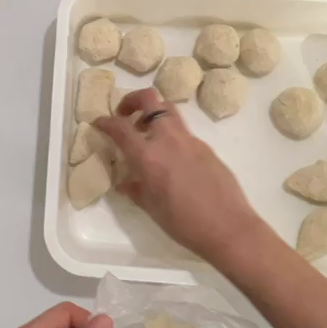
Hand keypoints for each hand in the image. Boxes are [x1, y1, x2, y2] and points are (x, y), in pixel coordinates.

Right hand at [95, 89, 268, 264]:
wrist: (228, 227)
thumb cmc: (184, 223)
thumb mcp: (151, 208)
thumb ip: (135, 189)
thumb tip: (125, 182)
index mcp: (148, 155)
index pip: (120, 128)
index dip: (105, 122)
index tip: (98, 123)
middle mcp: (168, 139)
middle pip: (150, 100)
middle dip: (132, 100)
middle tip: (125, 115)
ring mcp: (190, 140)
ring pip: (169, 111)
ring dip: (153, 114)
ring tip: (146, 134)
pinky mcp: (206, 148)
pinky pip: (183, 132)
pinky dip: (170, 135)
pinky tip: (171, 159)